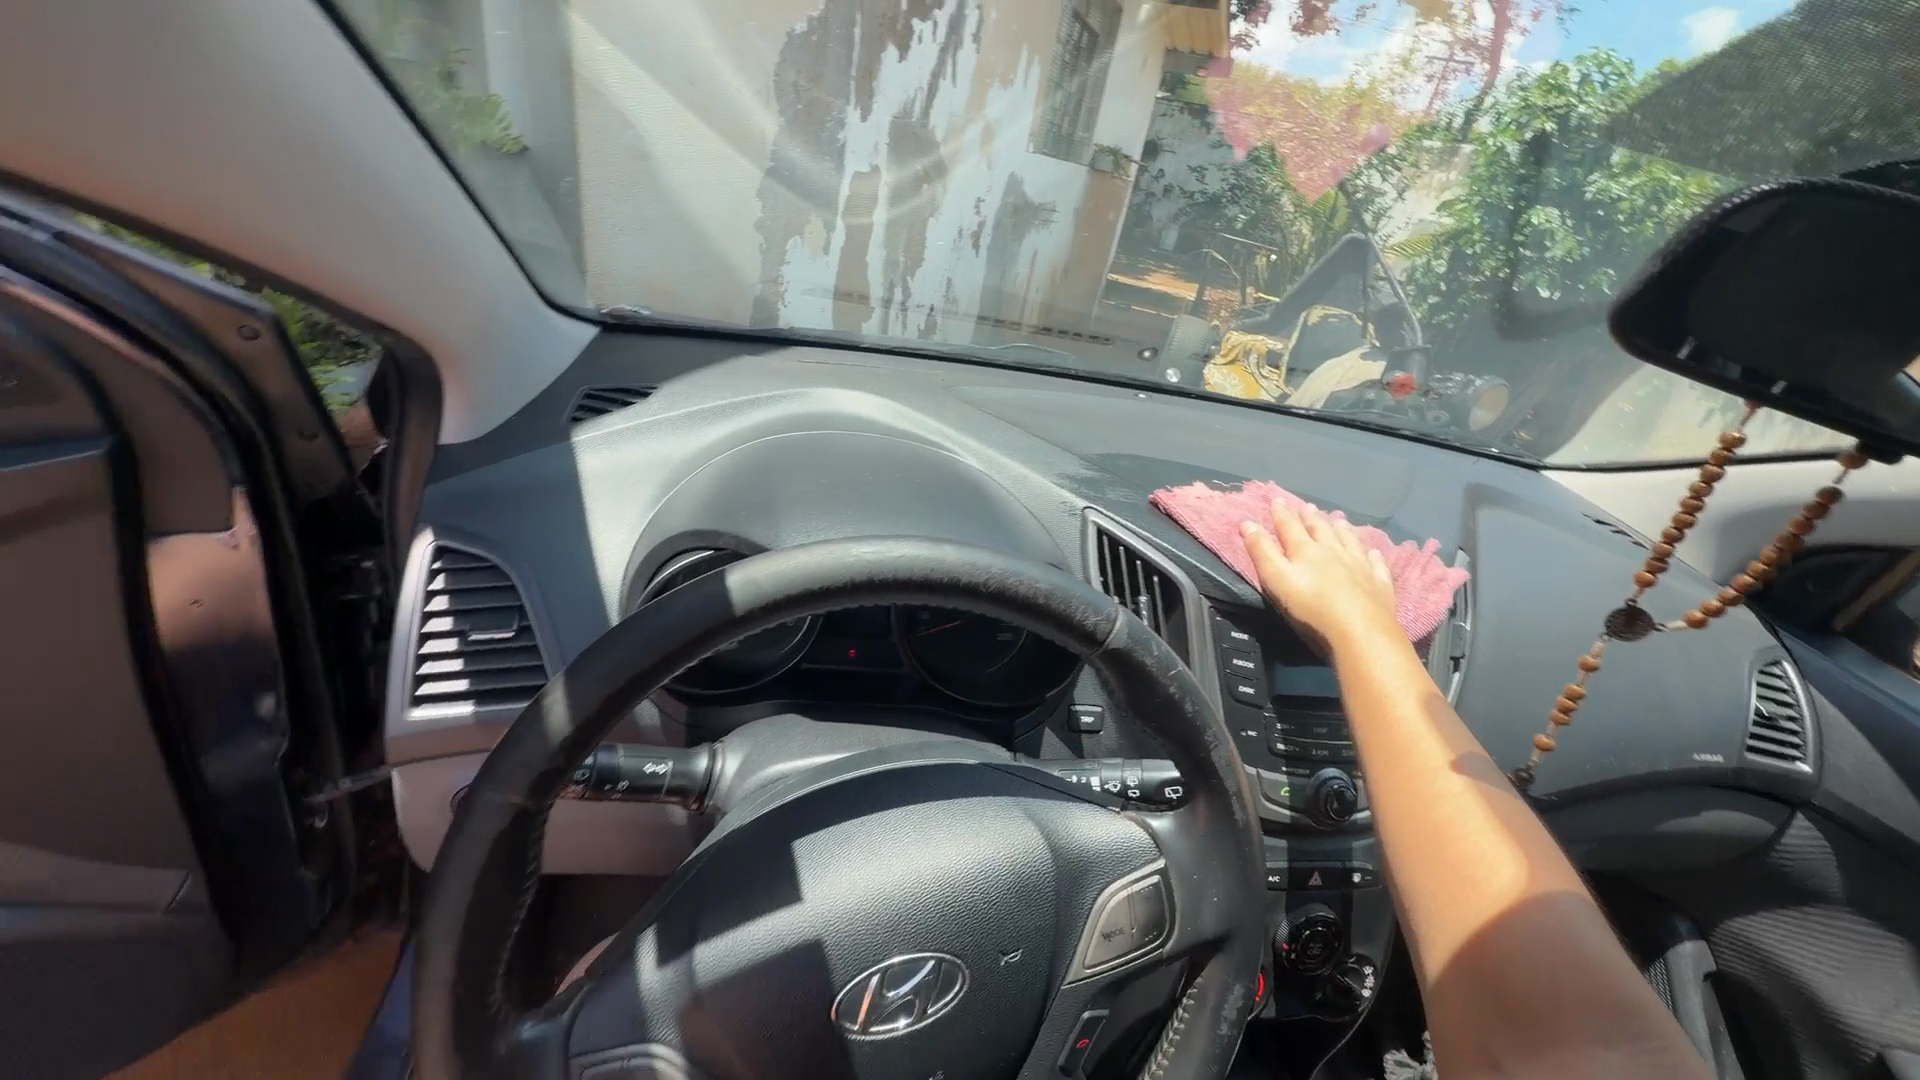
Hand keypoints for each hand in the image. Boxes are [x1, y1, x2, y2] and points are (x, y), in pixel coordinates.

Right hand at [1240, 500, 1399, 656]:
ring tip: (1338, 520)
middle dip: (1311, 518)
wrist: (1359, 630)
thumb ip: (1261, 551)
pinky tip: (1373, 552)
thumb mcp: (1276, 579)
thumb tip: (1247, 523)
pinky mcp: (1379, 583)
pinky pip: (1375, 564)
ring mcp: (1359, 566)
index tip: (1277, 501)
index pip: (1290, 527)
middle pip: (1321, 530)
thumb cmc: (1310, 608)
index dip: (1282, 515)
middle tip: (1307, 506)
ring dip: (1341, 530)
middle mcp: (1333, 552)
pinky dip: (1372, 555)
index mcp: (1305, 551)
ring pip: (1349, 541)